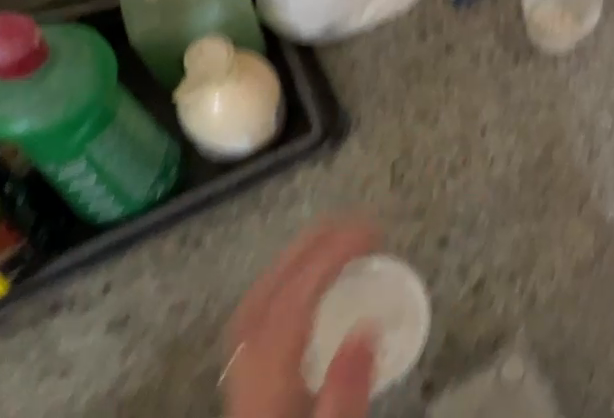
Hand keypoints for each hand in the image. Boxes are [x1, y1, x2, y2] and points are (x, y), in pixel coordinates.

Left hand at [224, 219, 381, 417]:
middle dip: (309, 248)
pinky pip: (258, 317)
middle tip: (357, 220)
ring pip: (256, 304)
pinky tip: (309, 281)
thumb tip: (366, 327)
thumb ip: (346, 393)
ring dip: (296, 260)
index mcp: (267, 386)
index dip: (329, 258)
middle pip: (265, 297)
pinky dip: (285, 284)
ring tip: (338, 236)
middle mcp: (246, 373)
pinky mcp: (248, 386)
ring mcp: (242, 379)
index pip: (291, 304)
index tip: (372, 232)